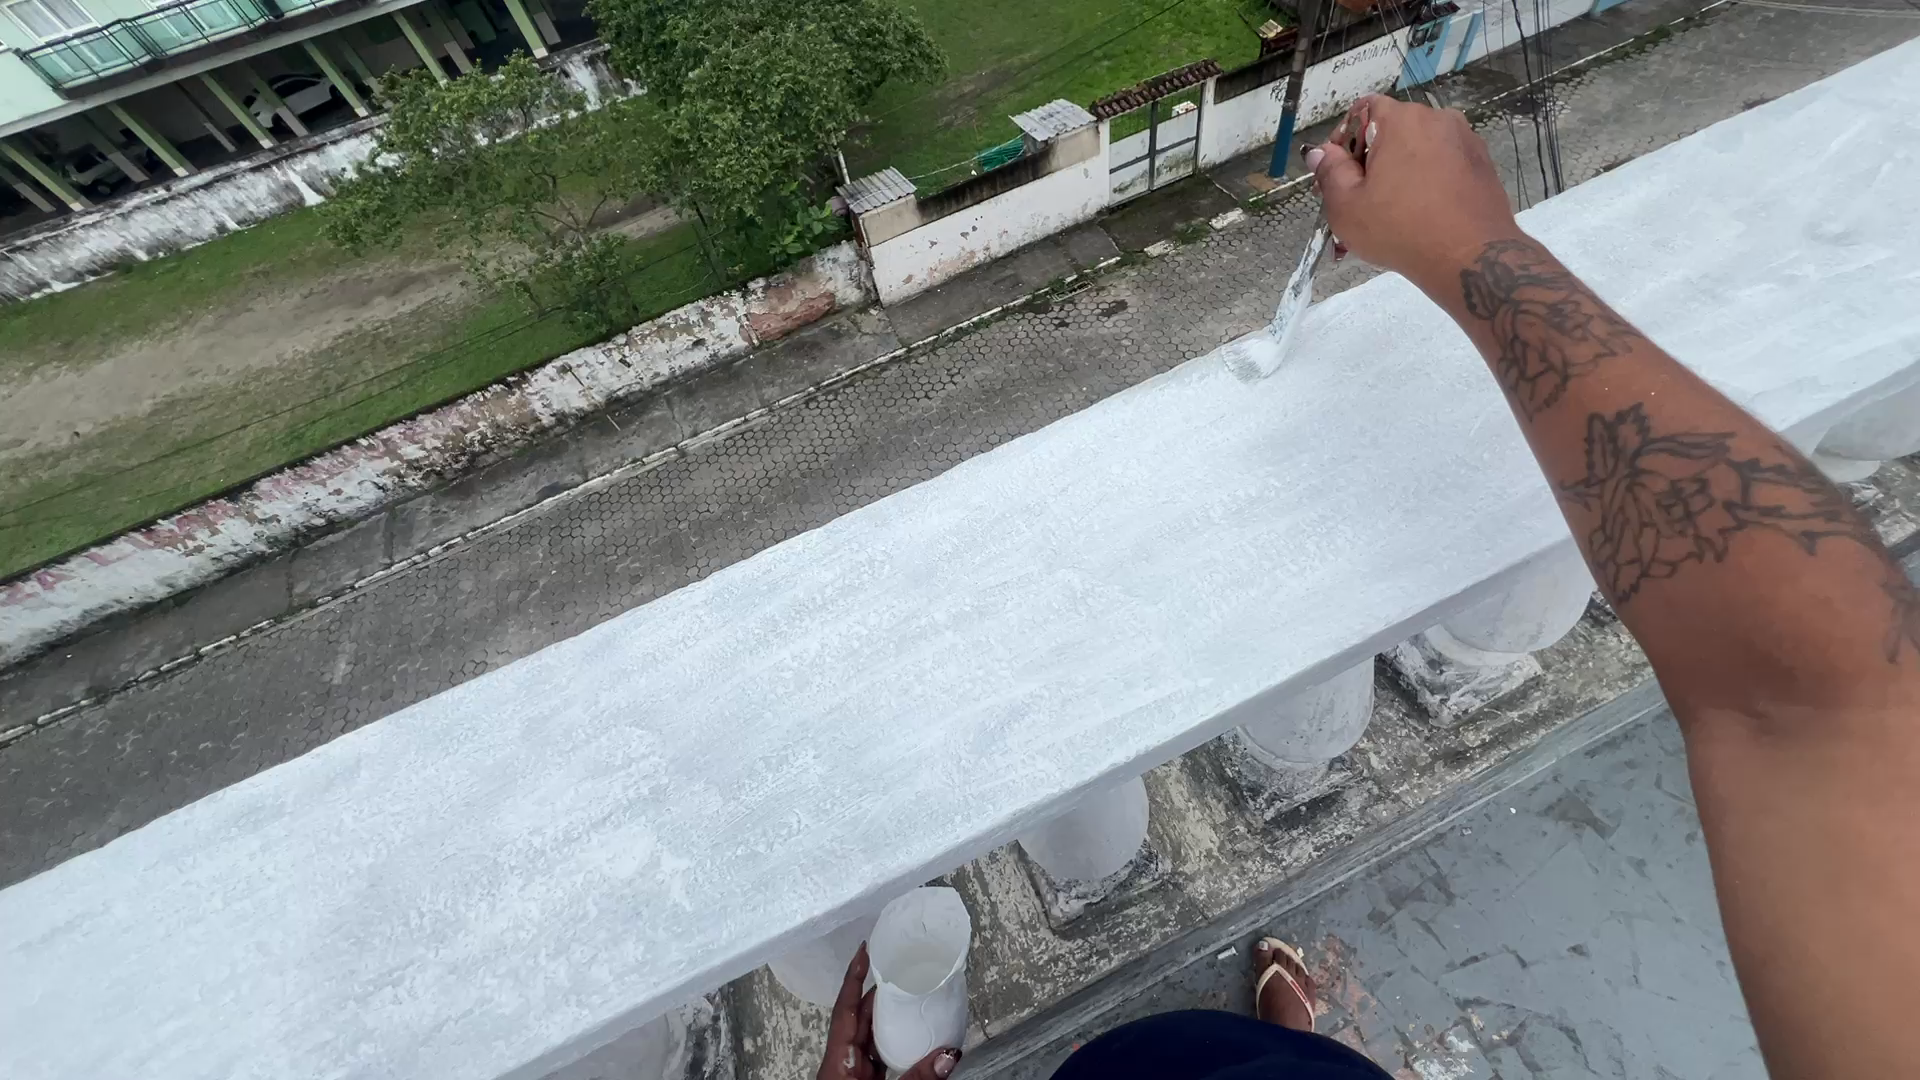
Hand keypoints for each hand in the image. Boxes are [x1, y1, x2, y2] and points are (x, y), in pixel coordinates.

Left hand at [816, 944, 961, 1079]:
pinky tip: (913, 1040)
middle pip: (856, 1021)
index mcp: (836, 1066)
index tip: (867, 947)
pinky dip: (892, 1046)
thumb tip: (952, 1052)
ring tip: (911, 994)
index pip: (843, 1009)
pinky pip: (876, 1061)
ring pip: (867, 1041)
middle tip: (902, 966)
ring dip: (887, 1019)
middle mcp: (840, 1068)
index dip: (854, 977)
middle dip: (877, 994)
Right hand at [1306, 94, 1525, 290]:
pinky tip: (1415, 215)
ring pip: (1415, 150)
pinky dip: (1421, 182)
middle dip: (1368, 161)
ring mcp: (1463, 138)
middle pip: (1390, 131)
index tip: (1335, 176)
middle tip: (1354, 201)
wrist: (1466, 253)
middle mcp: (1436, 118)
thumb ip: (1330, 172)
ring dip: (1394, 174)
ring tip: (1384, 214)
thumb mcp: (1346, 205)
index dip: (1342, 141)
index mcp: (1400, 121)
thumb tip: (1319, 152)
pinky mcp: (1479, 161)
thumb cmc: (1397, 228)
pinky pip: (1439, 164)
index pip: (1362, 110)